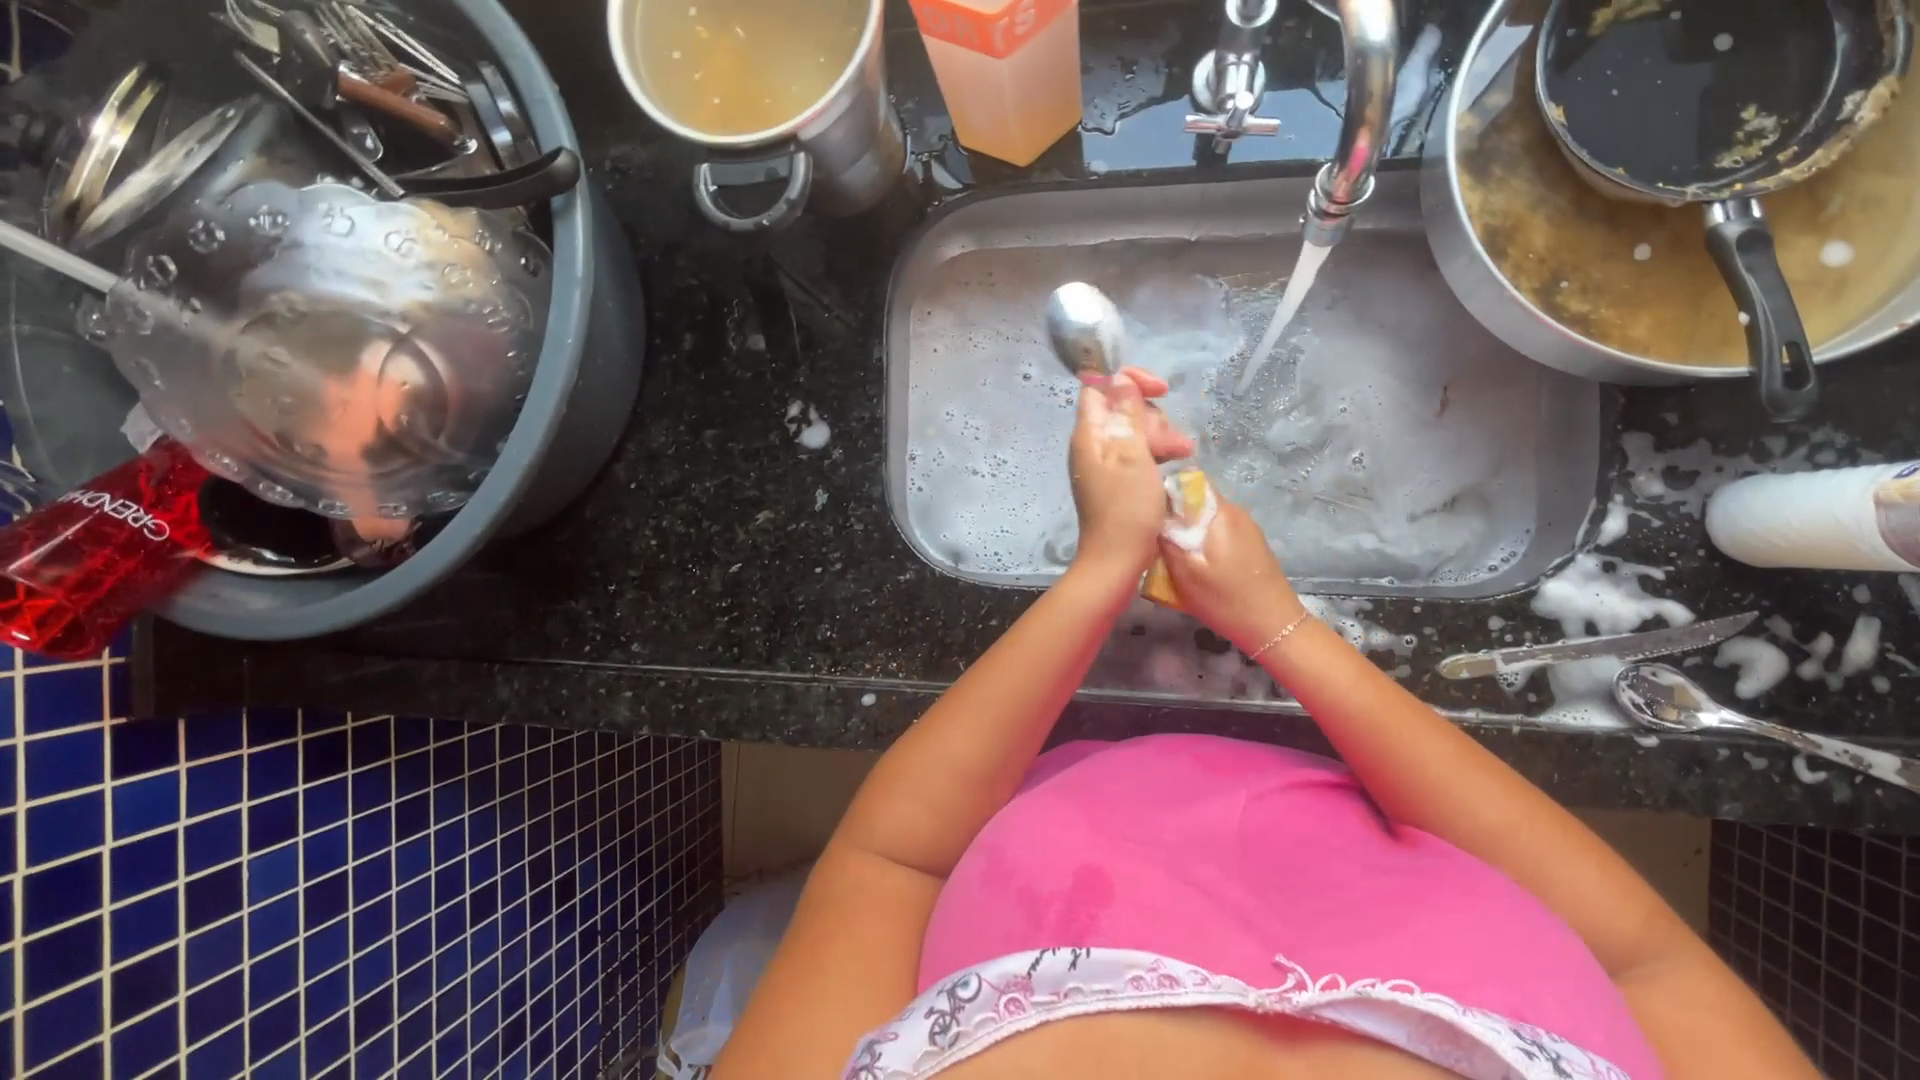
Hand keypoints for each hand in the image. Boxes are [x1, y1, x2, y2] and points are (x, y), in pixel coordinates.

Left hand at [1068, 368, 1193, 580]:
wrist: (1116, 560)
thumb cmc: (1126, 508)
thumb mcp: (1132, 455)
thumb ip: (1127, 414)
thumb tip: (1118, 378)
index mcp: (1089, 434)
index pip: (1099, 388)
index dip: (1129, 381)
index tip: (1160, 390)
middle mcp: (1091, 445)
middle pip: (1122, 410)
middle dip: (1152, 416)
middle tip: (1173, 440)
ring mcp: (1103, 464)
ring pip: (1134, 432)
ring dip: (1160, 436)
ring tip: (1184, 453)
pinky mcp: (1116, 481)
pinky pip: (1136, 455)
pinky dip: (1155, 454)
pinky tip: (1175, 464)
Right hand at [1156, 499, 1307, 655]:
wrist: (1273, 626)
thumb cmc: (1225, 599)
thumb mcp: (1185, 572)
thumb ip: (1167, 537)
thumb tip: (1151, 513)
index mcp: (1219, 512)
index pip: (1187, 481)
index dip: (1163, 490)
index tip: (1144, 509)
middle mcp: (1234, 511)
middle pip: (1195, 498)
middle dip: (1172, 512)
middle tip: (1151, 535)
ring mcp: (1245, 526)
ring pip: (1205, 515)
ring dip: (1186, 528)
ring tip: (1169, 550)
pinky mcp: (1250, 542)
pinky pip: (1217, 530)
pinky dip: (1202, 540)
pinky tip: (1195, 562)